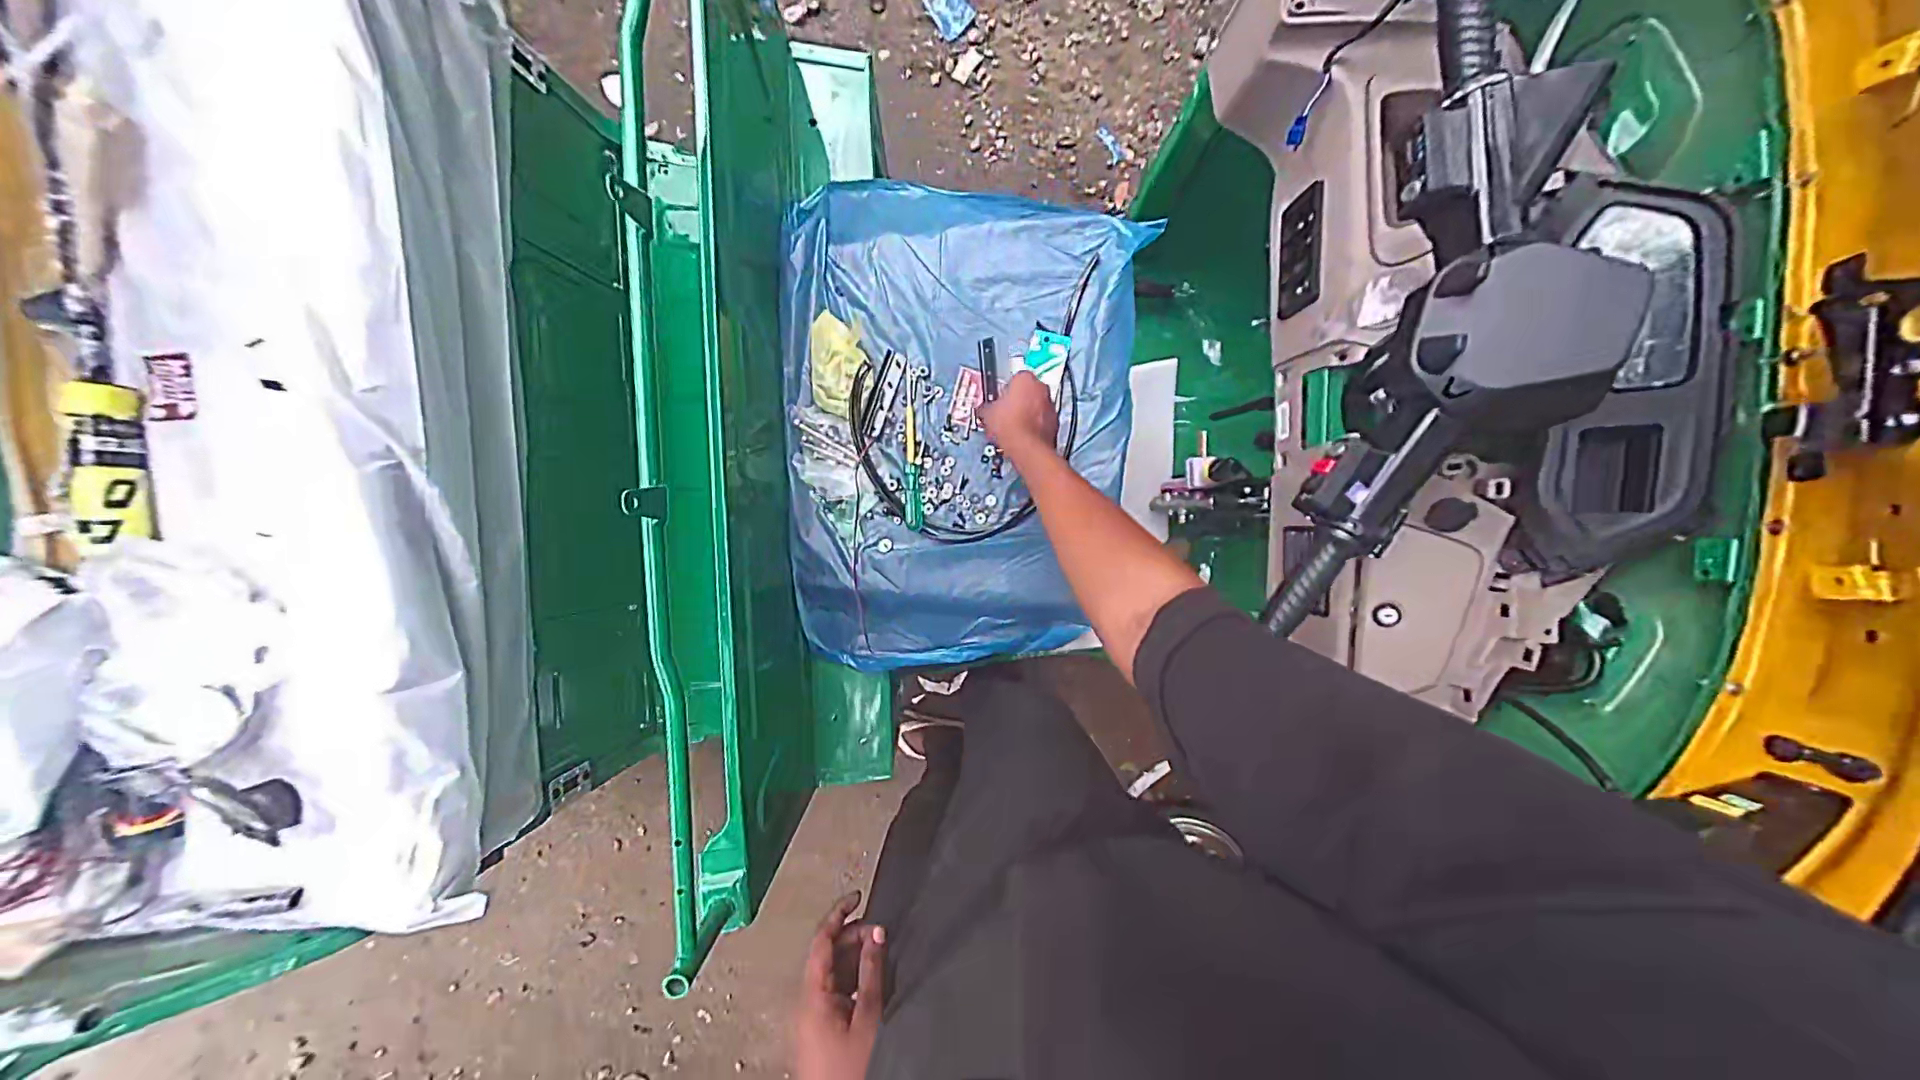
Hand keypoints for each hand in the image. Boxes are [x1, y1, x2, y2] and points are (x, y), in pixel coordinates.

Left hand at [793, 891, 885, 1079]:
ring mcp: (813, 1014)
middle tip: (878, 929)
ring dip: (855, 954)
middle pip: (827, 953)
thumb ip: (871, 970)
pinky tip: (870, 975)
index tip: (856, 896)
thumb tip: (876, 934)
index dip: (839, 913)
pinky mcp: (821, 1026)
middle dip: (853, 934)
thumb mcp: (868, 1015)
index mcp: (812, 994)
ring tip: (878, 948)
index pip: (821, 939)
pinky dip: (853, 974)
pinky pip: (835, 988)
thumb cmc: (849, 1069)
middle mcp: (807, 1000)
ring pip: (833, 970)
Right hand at [981, 370, 1059, 457]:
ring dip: (1027, 412)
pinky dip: (1035, 425)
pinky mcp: (1055, 422)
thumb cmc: (1010, 426)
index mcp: (1025, 378)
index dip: (1004, 389)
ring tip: (1012, 425)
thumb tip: (983, 410)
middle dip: (1017, 399)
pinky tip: (1022, 434)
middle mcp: (1042, 388)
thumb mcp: (987, 414)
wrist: (1027, 448)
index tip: (998, 398)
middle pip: (1028, 390)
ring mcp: (1050, 405)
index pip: (1014, 377)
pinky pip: (1042, 420)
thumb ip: (986, 406)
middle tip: (1004, 411)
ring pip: (1037, 405)